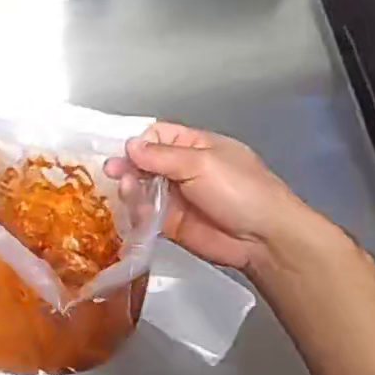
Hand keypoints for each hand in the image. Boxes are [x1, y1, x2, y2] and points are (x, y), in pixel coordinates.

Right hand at [108, 122, 332, 271]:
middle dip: (128, 166)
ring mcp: (175, 198)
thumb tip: (130, 145)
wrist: (261, 237)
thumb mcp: (202, 163)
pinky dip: (135, 214)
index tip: (125, 152)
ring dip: (130, 190)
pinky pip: (145, 216)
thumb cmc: (240, 191)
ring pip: (142, 190)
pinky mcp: (170, 224)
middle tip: (113, 172)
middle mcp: (183, 170)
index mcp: (195, 146)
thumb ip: (162, 156)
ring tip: (127, 191)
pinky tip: (131, 212)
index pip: (158, 136)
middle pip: (145, 163)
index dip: (139, 142)